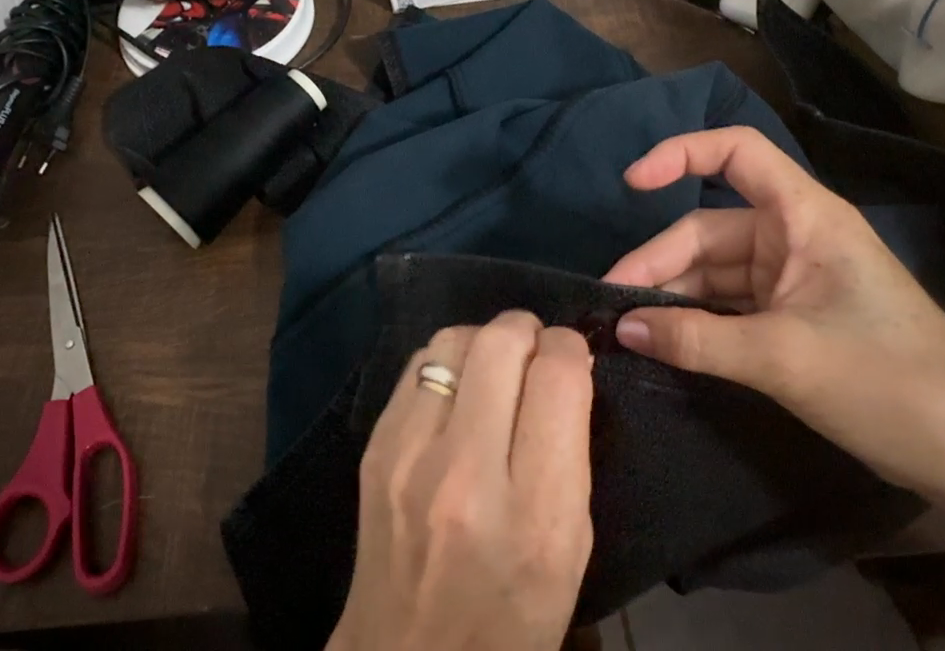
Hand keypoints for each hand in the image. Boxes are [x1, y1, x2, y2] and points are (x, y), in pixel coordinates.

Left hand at [329, 311, 595, 650]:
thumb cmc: (511, 612)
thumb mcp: (570, 545)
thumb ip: (570, 451)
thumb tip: (564, 367)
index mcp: (534, 510)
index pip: (558, 377)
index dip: (571, 349)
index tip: (572, 357)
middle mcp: (464, 471)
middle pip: (499, 343)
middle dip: (527, 331)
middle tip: (536, 350)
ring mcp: (406, 455)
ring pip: (450, 341)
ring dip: (482, 341)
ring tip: (495, 366)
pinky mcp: (372, 446)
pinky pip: (415, 368)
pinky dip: (445, 364)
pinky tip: (456, 390)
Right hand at [602, 127, 944, 510]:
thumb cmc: (890, 384)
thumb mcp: (783, 358)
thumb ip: (695, 340)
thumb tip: (619, 327)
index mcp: (807, 219)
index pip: (738, 154)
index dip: (680, 154)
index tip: (631, 185)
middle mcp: (795, 239)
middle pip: (708, 229)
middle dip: (657, 262)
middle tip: (610, 305)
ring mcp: (793, 282)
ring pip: (712, 273)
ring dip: (671, 297)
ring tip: (625, 329)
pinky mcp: (792, 322)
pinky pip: (727, 307)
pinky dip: (694, 322)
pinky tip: (661, 343)